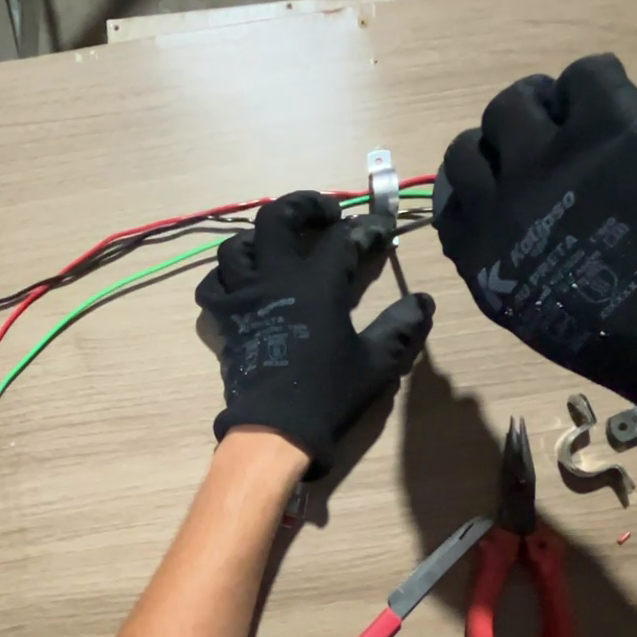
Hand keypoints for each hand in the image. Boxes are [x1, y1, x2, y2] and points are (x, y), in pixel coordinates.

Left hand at [196, 191, 434, 477]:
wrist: (274, 431)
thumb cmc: (328, 396)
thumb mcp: (377, 363)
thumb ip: (400, 328)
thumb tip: (422, 302)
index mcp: (316, 283)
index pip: (343, 238)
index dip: (366, 229)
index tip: (381, 231)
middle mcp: (275, 278)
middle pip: (277, 218)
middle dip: (303, 206)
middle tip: (326, 215)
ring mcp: (243, 298)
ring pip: (237, 247)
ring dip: (260, 238)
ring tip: (280, 246)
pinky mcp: (225, 322)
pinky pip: (213, 286)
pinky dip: (227, 277)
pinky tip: (244, 283)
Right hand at [432, 53, 636, 470]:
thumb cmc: (617, 337)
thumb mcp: (526, 311)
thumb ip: (498, 258)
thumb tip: (496, 212)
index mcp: (482, 251)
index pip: (451, 190)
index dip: (478, 179)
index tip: (501, 181)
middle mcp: (502, 198)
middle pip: (479, 136)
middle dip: (507, 141)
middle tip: (545, 149)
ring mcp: (553, 156)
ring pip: (522, 98)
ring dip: (546, 109)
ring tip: (581, 128)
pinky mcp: (609, 123)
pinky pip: (587, 73)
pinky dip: (596, 89)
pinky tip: (618, 116)